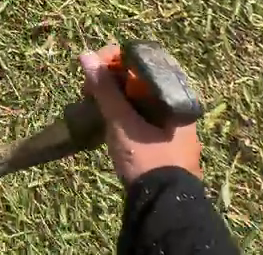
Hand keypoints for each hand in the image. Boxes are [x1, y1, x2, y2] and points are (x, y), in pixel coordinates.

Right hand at [79, 44, 202, 183]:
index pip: (142, 64)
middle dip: (109, 78)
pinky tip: (104, 117)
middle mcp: (177, 109)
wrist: (164, 207)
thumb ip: (105, 88)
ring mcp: (170, 126)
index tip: (93, 69)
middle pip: (138, 79)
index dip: (114, 61)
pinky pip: (137, 113)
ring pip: (135, 96)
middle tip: (88, 88)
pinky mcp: (160, 140)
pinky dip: (119, 110)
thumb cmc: (147, 159)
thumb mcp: (122, 122)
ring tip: (91, 103)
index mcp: (176, 100)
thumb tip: (85, 55)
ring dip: (111, 94)